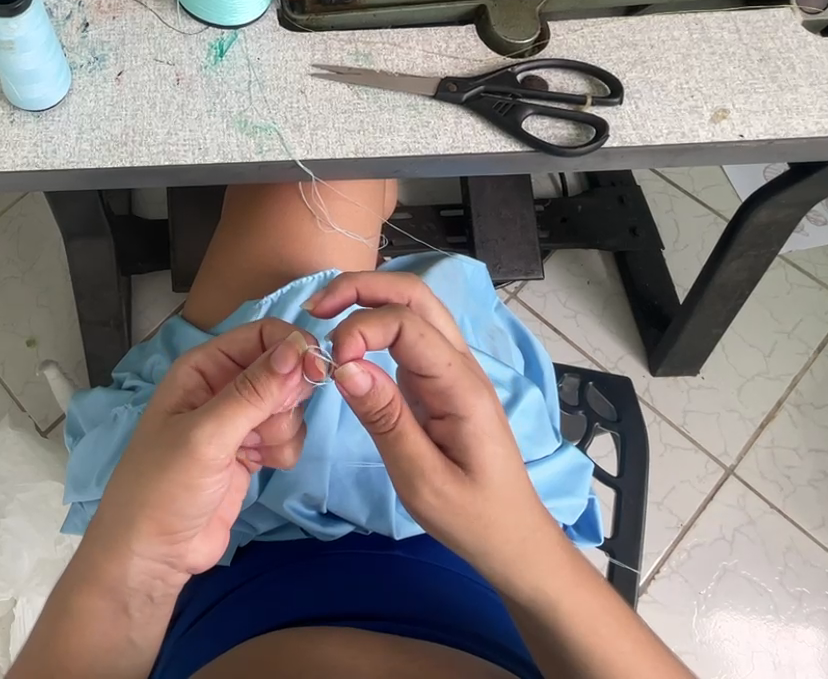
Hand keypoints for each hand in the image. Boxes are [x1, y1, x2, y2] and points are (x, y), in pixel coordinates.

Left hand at [81, 319, 324, 586]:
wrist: (153, 553)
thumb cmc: (165, 485)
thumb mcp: (207, 435)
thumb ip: (253, 391)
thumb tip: (298, 347)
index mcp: (203, 366)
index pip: (260, 335)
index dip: (292, 347)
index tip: (316, 371)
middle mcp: (221, 385)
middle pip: (282, 368)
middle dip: (287, 395)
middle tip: (267, 425)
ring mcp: (237, 420)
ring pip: (288, 404)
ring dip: (284, 427)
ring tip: (254, 451)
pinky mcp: (250, 451)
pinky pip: (286, 435)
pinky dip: (284, 449)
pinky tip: (261, 466)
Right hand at [307, 272, 566, 585]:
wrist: (513, 540)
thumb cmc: (471, 516)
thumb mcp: (422, 480)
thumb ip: (384, 419)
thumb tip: (343, 365)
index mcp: (460, 386)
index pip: (406, 324)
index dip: (360, 328)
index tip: (331, 363)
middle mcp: (459, 363)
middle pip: (413, 294)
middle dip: (359, 287)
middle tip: (314, 309)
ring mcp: (450, 366)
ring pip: (412, 303)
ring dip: (365, 297)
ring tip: (322, 314)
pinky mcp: (438, 377)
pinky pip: (408, 329)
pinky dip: (372, 318)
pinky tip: (347, 337)